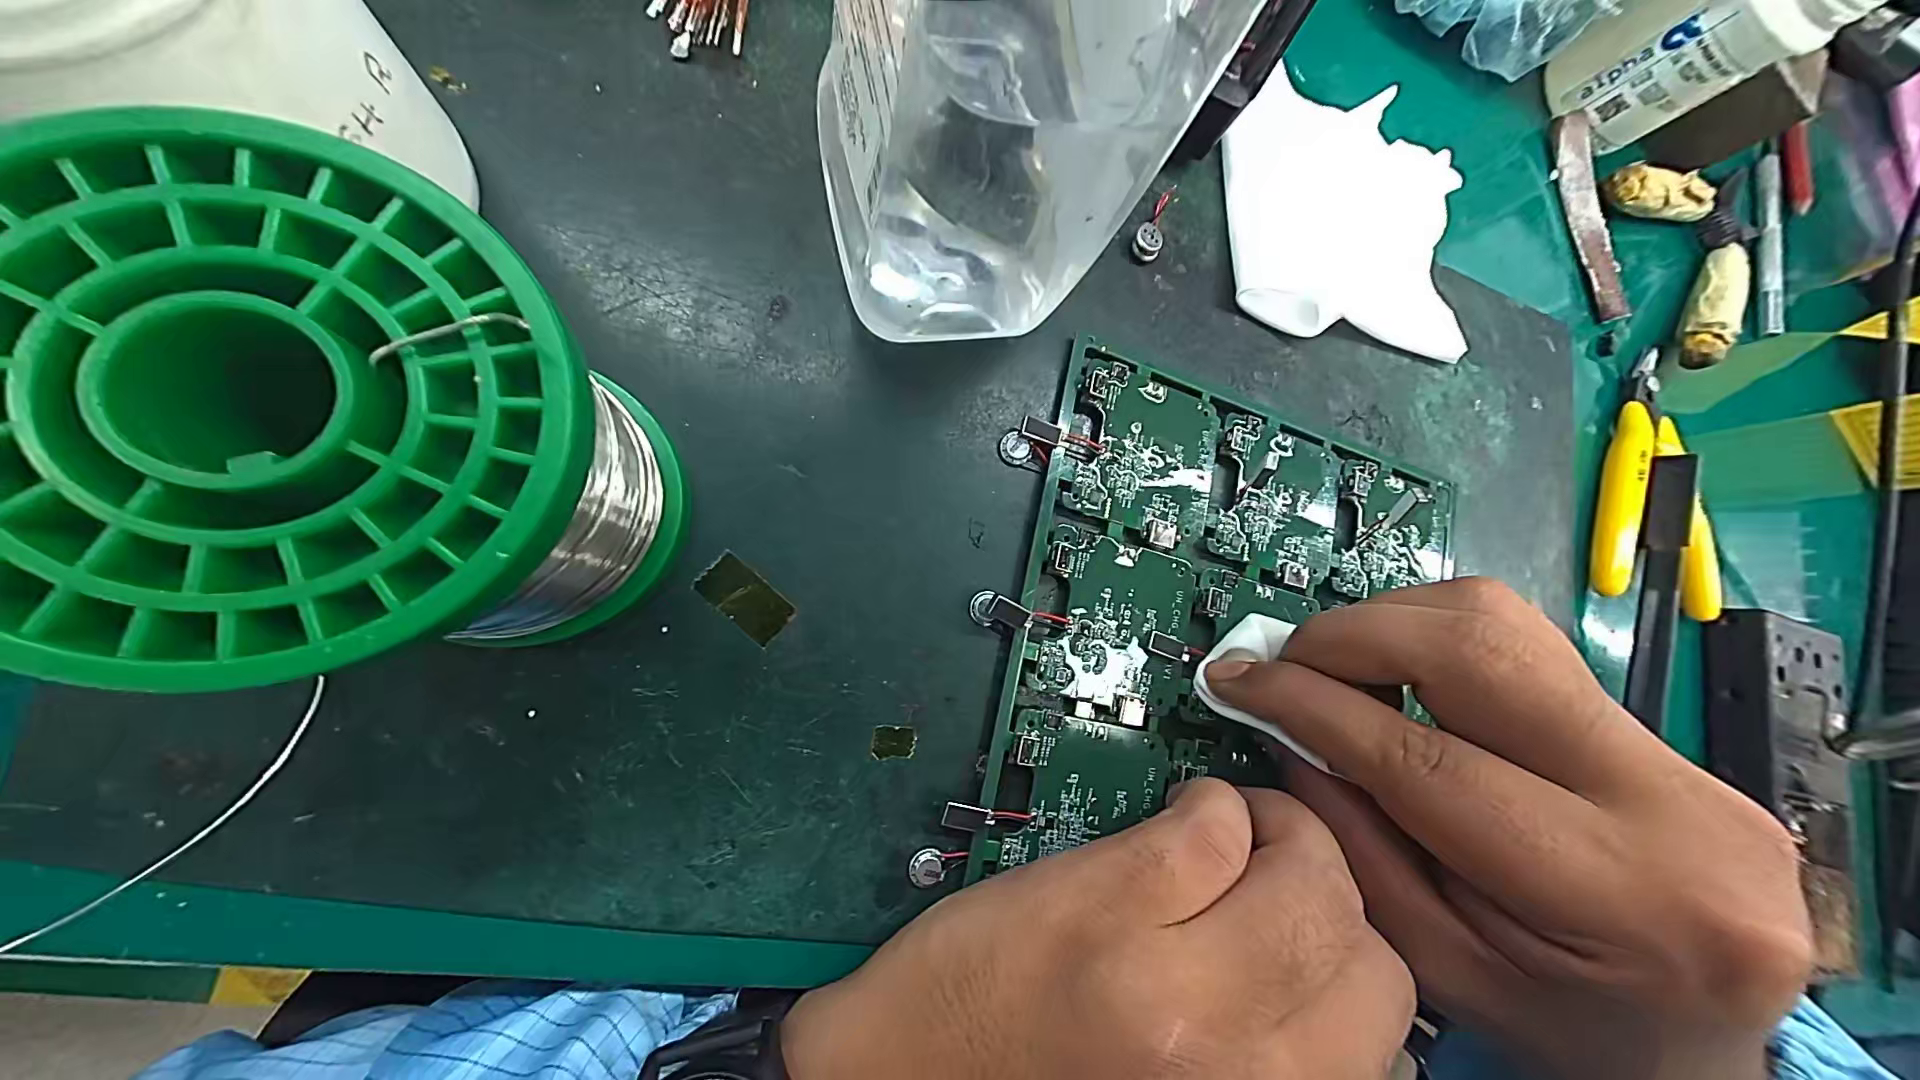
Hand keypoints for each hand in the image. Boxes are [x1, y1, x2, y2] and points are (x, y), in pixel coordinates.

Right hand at [782, 779, 1413, 1079]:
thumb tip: (1225, 820)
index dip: (1224, 799)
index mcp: (1127, 957)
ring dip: (1336, 926)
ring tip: (1278, 914)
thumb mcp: (1047, 891)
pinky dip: (1346, 1010)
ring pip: (1379, 988)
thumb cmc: (970, 984)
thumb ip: (1151, 848)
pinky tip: (1289, 994)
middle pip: (1324, 907)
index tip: (1208, 801)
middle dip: (1302, 845)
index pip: (1223, 834)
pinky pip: (1371, 1068)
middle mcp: (1205, 1045)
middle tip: (1257, 842)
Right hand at [1208, 579, 1811, 1079]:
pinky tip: (1392, 670)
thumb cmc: (1548, 1022)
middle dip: (1345, 638)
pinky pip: (1509, 631)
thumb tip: (1280, 722)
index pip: (1421, 757)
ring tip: (1334, 670)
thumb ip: (1347, 832)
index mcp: (1612, 892)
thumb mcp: (1425, 955)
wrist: (1686, 1036)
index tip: (1234, 678)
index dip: (1307, 703)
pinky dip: (1420, 630)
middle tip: (1281, 664)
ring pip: (1492, 618)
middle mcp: (1667, 801)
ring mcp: (1671, 751)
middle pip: (1475, 647)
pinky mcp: (1646, 724)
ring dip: (1382, 624)